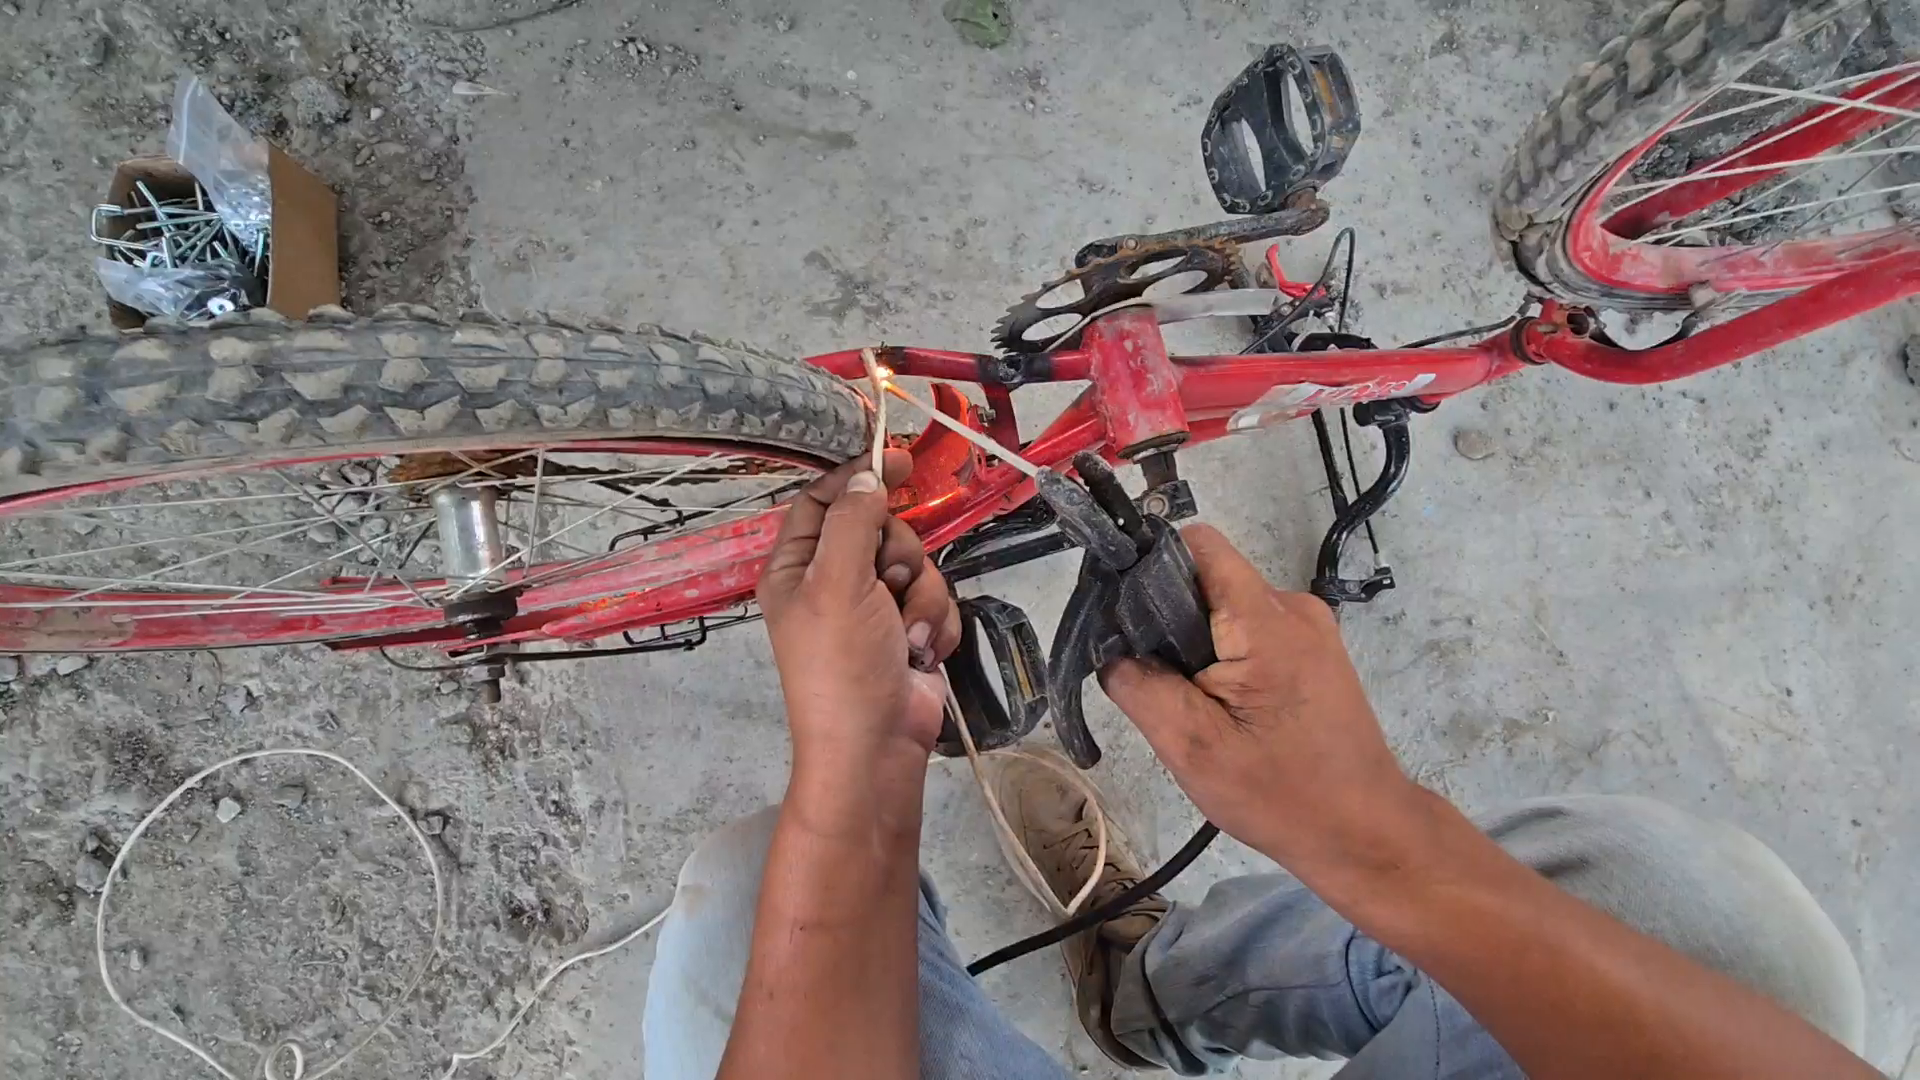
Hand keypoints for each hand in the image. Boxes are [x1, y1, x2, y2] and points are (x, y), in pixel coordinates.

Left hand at [757, 449, 961, 762]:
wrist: (877, 745)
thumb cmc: (843, 664)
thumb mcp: (838, 584)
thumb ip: (854, 521)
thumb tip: (866, 474)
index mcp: (797, 566)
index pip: (824, 500)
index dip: (859, 475)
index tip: (900, 459)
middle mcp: (833, 579)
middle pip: (881, 528)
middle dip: (900, 557)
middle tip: (891, 585)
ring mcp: (874, 605)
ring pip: (917, 564)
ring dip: (923, 598)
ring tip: (908, 633)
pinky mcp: (908, 627)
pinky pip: (936, 598)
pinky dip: (936, 622)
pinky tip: (923, 651)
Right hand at [1098, 524, 1416, 872]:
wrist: (1366, 835)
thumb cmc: (1281, 794)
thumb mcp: (1192, 746)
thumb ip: (1139, 686)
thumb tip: (1109, 648)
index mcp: (1265, 619)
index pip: (1196, 546)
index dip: (1150, 567)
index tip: (1125, 618)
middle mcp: (1291, 606)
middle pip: (1205, 578)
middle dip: (1168, 619)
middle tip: (1158, 681)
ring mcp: (1308, 626)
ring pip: (1223, 606)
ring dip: (1195, 644)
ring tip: (1192, 702)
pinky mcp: (1312, 648)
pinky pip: (1247, 628)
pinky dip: (1222, 655)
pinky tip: (1223, 706)